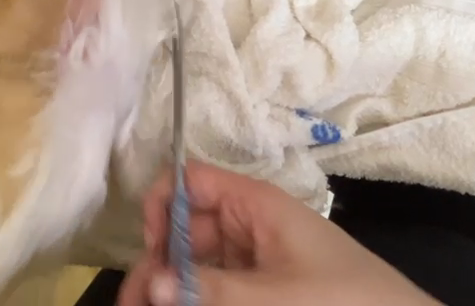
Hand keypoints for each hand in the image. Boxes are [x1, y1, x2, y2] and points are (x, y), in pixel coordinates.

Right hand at [116, 162, 437, 305]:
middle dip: (156, 263)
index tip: (149, 248)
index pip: (190, 180)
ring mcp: (253, 260)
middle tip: (133, 304)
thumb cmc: (341, 299)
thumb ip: (210, 290)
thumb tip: (148, 280)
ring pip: (195, 265)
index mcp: (252, 202)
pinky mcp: (260, 290)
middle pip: (184, 229)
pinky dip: (195, 298)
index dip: (161, 203)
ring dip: (171, 287)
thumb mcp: (274, 295)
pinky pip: (216, 288)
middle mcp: (247, 223)